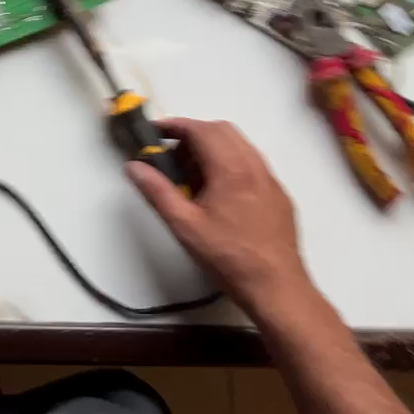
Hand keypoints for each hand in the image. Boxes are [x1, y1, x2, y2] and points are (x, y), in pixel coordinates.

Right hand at [125, 118, 313, 318]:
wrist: (277, 288)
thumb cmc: (227, 257)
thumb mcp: (184, 226)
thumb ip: (157, 191)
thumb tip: (133, 166)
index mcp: (232, 170)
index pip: (202, 130)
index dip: (175, 125)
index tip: (155, 132)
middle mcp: (256, 167)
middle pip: (223, 130)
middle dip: (193, 134)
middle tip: (171, 156)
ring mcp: (272, 181)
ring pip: (241, 146)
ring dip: (213, 147)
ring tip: (191, 176)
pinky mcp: (279, 196)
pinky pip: (253, 164)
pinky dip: (230, 162)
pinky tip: (218, 193)